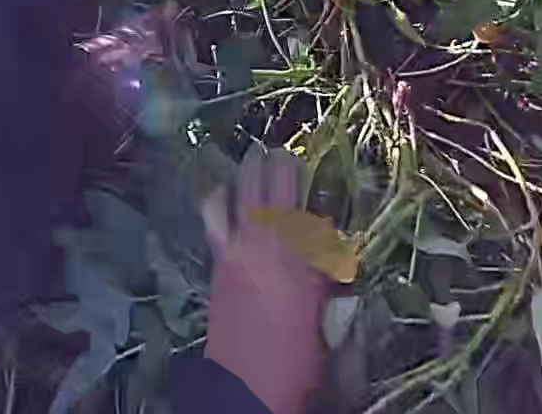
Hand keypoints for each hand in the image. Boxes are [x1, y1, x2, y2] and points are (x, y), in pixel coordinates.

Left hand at [202, 147, 327, 413]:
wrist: (243, 389)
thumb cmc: (292, 362)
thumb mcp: (319, 322)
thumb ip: (321, 280)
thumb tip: (325, 250)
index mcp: (301, 264)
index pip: (309, 213)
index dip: (310, 191)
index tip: (310, 168)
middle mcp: (270, 248)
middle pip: (274, 194)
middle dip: (278, 168)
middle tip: (281, 151)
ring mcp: (240, 251)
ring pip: (244, 199)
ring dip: (249, 174)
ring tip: (254, 154)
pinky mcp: (220, 261)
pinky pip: (216, 221)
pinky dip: (218, 201)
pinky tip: (220, 189)